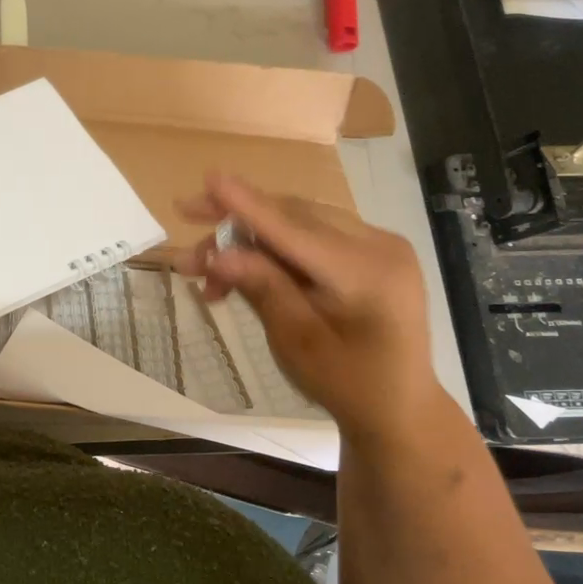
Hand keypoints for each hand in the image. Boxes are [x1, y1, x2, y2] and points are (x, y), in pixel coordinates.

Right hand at [173, 174, 439, 434]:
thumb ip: (261, 288)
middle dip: (234, 223)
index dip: (247, 206)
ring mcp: (378, 245)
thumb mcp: (295, 341)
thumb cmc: (345, 382)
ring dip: (248, 236)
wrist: (397, 405)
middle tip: (185, 223)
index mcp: (366, 273)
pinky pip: (312, 234)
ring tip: (204, 265)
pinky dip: (272, 245)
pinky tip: (240, 267)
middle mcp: (379, 246)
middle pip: (293, 217)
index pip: (293, 231)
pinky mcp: (370, 252)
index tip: (210, 179)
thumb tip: (218, 254)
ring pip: (298, 222)